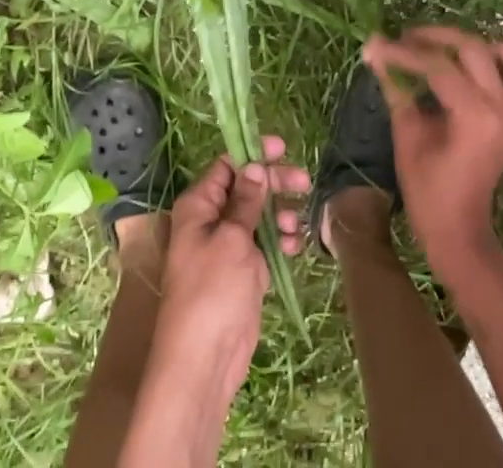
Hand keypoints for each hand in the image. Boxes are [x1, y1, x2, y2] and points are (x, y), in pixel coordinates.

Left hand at [150, 137, 307, 413]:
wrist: (206, 355)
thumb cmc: (212, 290)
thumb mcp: (231, 239)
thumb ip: (245, 202)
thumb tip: (253, 167)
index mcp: (198, 206)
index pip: (226, 166)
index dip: (253, 154)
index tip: (282, 148)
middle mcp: (210, 221)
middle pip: (246, 188)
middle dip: (274, 183)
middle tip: (304, 182)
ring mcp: (228, 247)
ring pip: (259, 216)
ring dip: (280, 214)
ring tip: (297, 226)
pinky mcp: (243, 271)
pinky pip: (265, 245)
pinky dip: (281, 241)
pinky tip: (296, 246)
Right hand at [363, 27, 502, 284]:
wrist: (458, 226)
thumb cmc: (427, 190)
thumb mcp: (407, 136)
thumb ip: (397, 89)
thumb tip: (375, 50)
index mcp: (475, 116)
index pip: (437, 66)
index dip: (402, 53)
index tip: (375, 46)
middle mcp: (502, 107)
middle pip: (472, 49)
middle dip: (434, 39)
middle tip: (403, 40)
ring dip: (478, 44)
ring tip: (446, 48)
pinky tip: (480, 62)